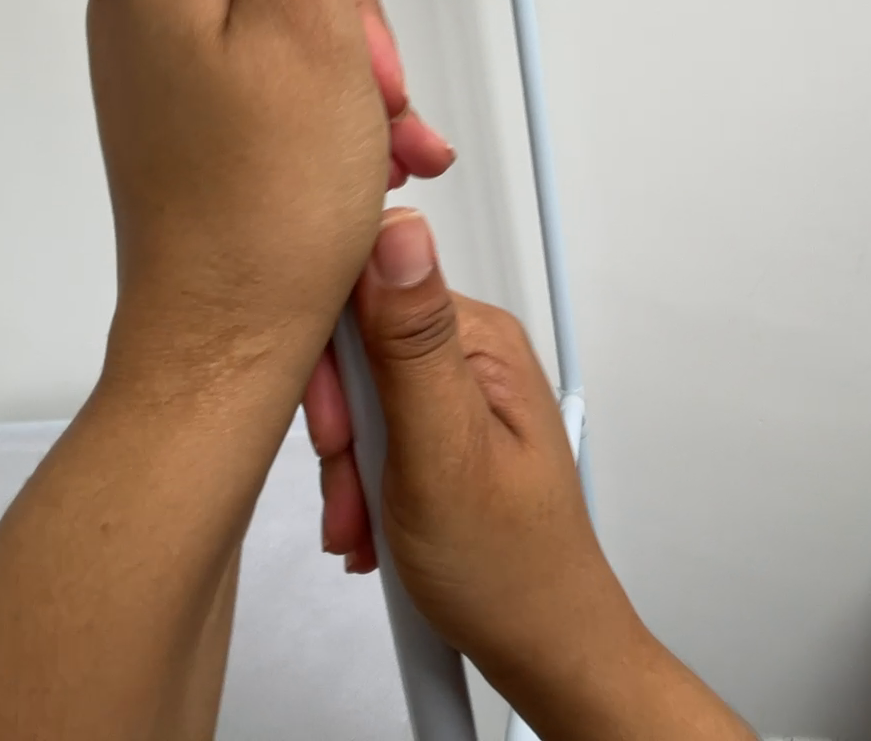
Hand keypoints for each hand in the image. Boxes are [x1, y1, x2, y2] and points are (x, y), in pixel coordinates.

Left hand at [88, 0, 446, 384]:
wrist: (234, 333)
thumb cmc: (268, 202)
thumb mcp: (304, 17)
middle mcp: (151, 5)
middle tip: (370, 68)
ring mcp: (176, 66)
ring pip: (291, 12)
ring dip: (356, 62)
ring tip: (383, 130)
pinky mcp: (205, 115)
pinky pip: (283, 73)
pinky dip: (337, 102)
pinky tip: (377, 151)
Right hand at [305, 212, 755, 739]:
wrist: (540, 640)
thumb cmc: (508, 565)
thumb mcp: (444, 451)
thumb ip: (411, 341)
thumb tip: (398, 229)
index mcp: (479, 338)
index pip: (369, 287)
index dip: (330, 358)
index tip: (334, 427)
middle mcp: (470, 353)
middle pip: (358, 344)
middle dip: (339, 425)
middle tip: (353, 486)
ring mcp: (455, 390)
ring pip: (358, 394)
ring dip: (346, 463)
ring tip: (367, 519)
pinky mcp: (439, 424)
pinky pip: (373, 427)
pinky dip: (359, 476)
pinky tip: (373, 519)